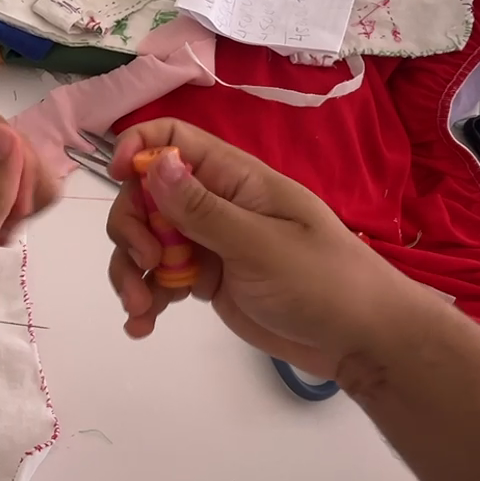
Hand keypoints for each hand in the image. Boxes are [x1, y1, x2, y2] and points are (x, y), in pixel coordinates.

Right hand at [105, 119, 449, 377]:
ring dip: (131, 272)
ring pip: (144, 241)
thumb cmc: (321, 281)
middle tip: (147, 265)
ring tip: (141, 309)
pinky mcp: (203, 279)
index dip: (139, 148)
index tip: (119, 178)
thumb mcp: (259, 244)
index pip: (173, 139)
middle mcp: (212, 204)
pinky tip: (142, 326)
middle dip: (131, 230)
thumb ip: (201, 208)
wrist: (360, 342)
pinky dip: (145, 299)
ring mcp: (205, 243)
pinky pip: (158, 279)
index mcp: (232, 178)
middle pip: (144, 197)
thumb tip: (153, 162)